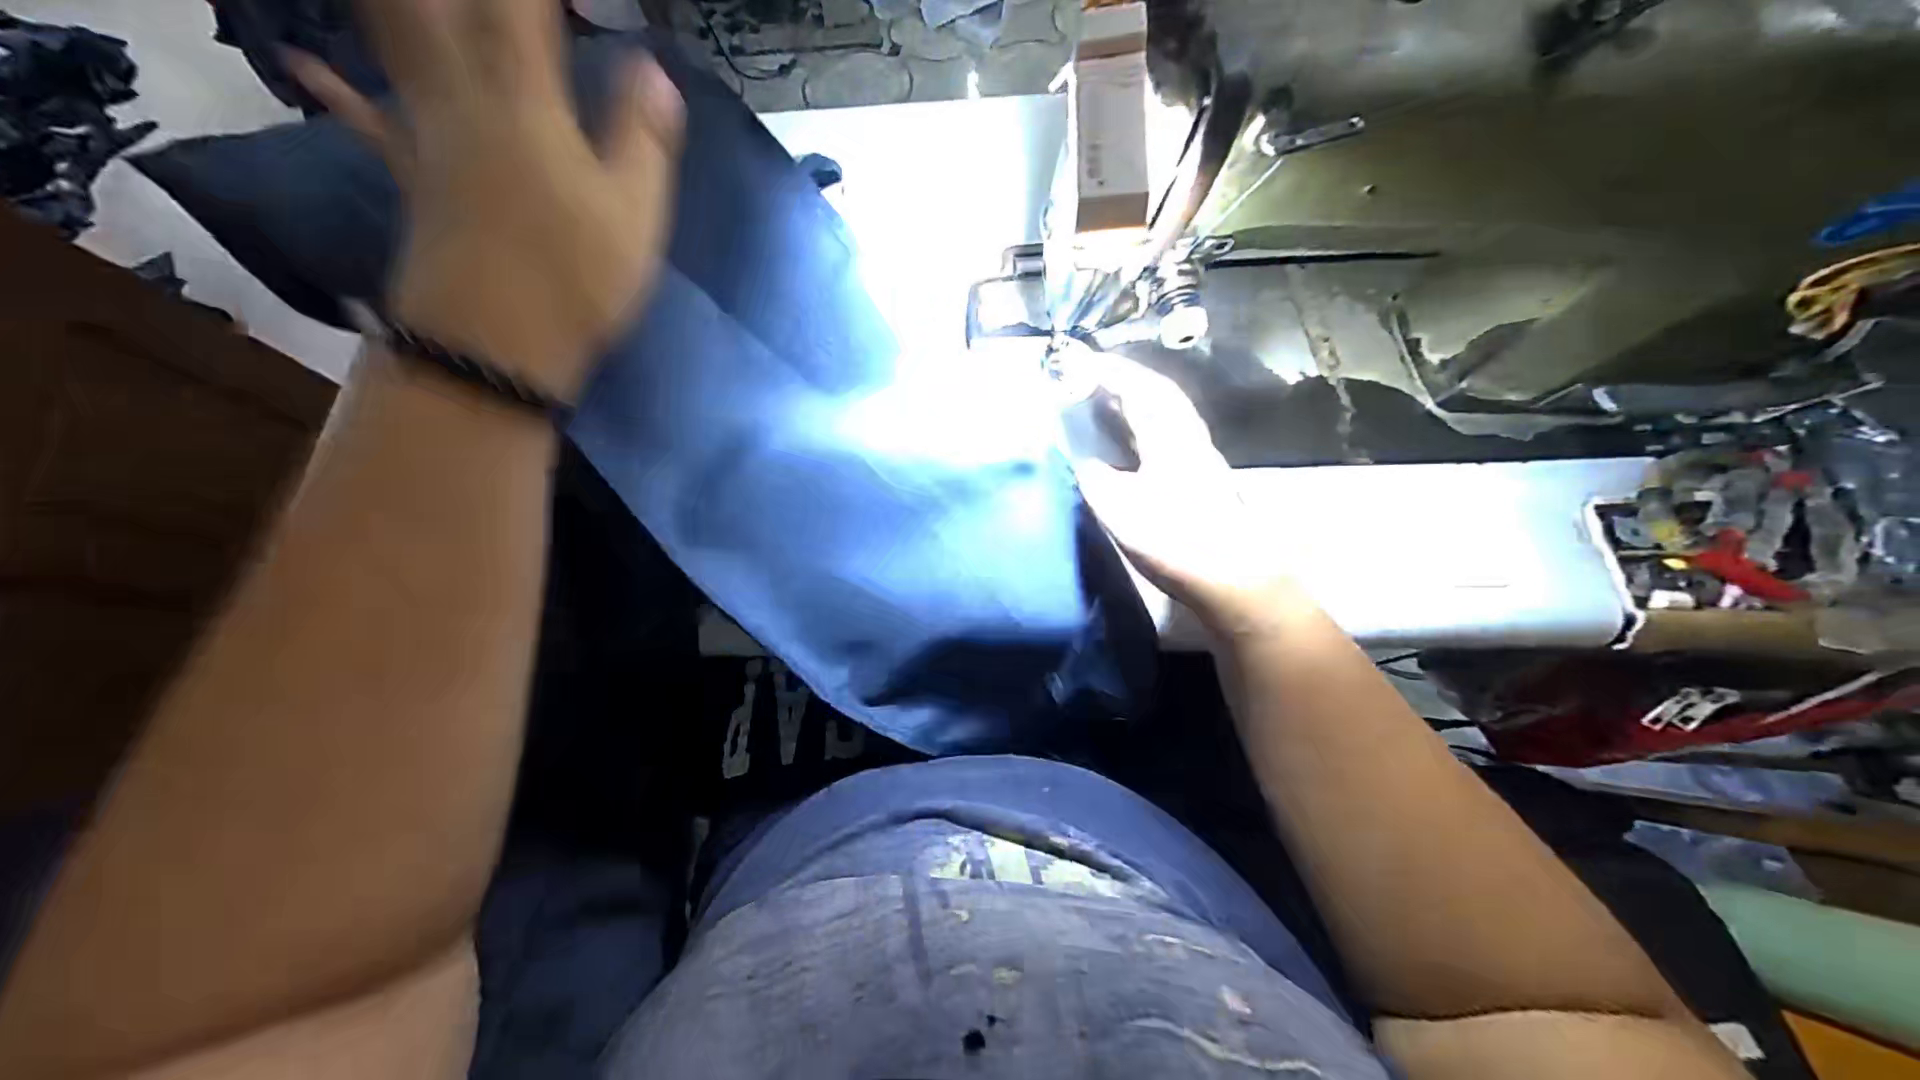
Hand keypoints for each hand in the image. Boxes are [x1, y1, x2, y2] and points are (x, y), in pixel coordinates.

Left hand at [288, 0, 683, 402]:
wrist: (495, 343)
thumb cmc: (576, 277)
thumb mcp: (635, 214)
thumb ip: (642, 138)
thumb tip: (655, 68)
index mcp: (526, 103)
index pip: (520, 8)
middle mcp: (464, 97)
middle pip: (438, 8)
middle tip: (486, 4)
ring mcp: (426, 134)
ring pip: (392, 39)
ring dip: (397, 8)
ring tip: (413, 6)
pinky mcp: (410, 177)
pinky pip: (366, 120)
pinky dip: (336, 88)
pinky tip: (306, 63)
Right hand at [1065, 351, 1292, 632]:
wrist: (1233, 580)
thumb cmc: (1174, 539)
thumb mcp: (1118, 508)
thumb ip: (1092, 475)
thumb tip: (1078, 455)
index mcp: (1169, 435)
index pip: (1137, 387)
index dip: (1107, 371)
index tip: (1078, 361)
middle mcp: (1189, 437)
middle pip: (1158, 394)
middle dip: (1124, 379)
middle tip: (1090, 376)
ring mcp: (1200, 458)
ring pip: (1166, 414)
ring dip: (1137, 401)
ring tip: (1106, 401)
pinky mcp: (1202, 479)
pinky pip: (1168, 435)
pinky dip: (1144, 425)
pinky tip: (1131, 441)